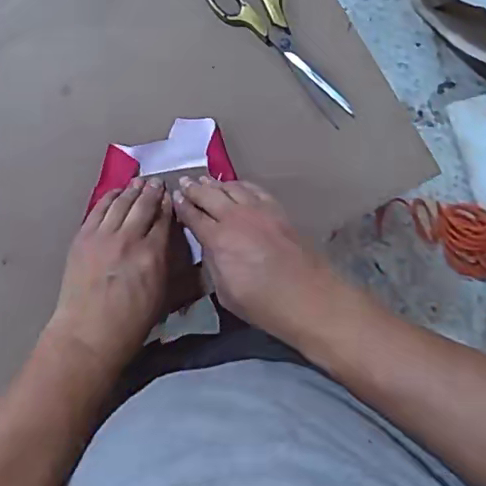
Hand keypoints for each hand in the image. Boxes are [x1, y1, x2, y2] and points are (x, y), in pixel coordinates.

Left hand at [44, 178, 173, 373]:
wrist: (88, 333)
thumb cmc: (131, 325)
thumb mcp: (162, 296)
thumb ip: (166, 264)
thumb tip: (168, 243)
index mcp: (153, 255)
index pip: (164, 220)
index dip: (167, 206)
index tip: (170, 197)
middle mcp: (129, 238)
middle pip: (143, 205)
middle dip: (152, 192)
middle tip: (157, 182)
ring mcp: (103, 235)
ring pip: (121, 203)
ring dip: (132, 190)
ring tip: (139, 182)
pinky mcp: (83, 237)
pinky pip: (98, 209)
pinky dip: (109, 197)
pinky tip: (116, 192)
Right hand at [173, 177, 340, 342]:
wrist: (311, 299)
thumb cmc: (264, 305)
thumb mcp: (225, 293)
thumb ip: (213, 264)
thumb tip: (209, 246)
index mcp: (218, 240)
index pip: (193, 215)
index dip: (182, 205)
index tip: (174, 197)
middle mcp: (236, 218)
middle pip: (208, 195)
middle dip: (193, 188)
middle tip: (184, 182)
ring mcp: (258, 211)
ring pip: (231, 187)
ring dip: (214, 183)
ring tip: (204, 180)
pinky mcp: (277, 211)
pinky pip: (254, 189)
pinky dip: (240, 184)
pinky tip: (235, 185)